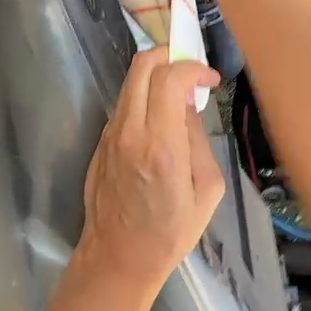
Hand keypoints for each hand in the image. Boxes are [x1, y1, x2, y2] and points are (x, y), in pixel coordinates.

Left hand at [76, 49, 224, 292]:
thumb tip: (188, 104)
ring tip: (178, 92)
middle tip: (189, 67)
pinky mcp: (100, 139)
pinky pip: (124, 104)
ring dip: (154, 75)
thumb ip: (198, 140)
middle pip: (141, 66)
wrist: (119, 254)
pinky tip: (159, 116)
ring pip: (130, 82)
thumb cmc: (170, 230)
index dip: (192, 68)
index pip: (169, 79)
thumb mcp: (206, 190)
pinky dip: (143, 97)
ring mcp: (110, 132)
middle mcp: (130, 131)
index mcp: (160, 145)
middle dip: (168, 55)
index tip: (210, 78)